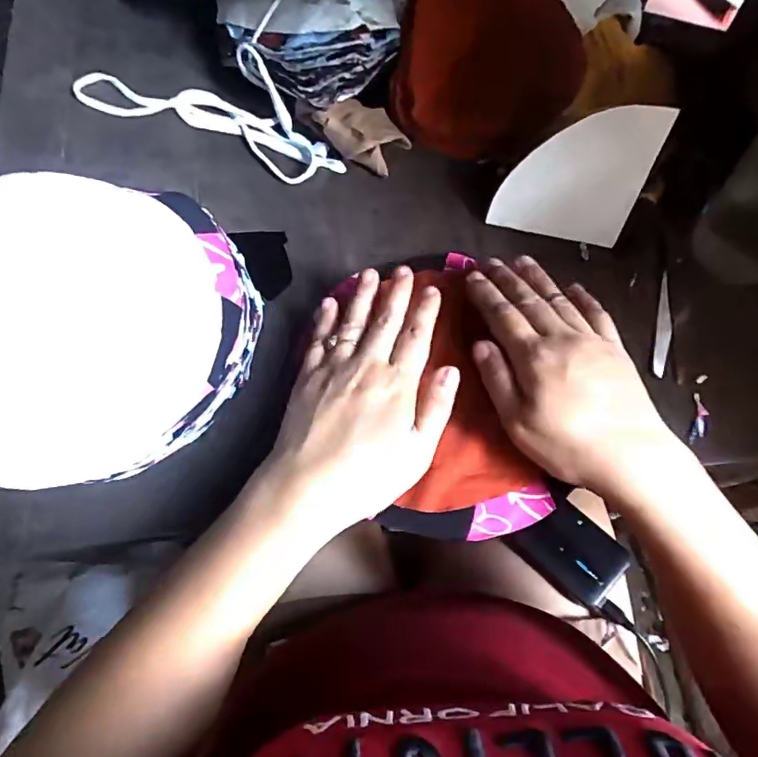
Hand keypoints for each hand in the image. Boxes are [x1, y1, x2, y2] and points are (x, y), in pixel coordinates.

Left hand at [256, 266, 458, 536]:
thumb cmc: (369, 476)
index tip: (433, 288)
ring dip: (362, 296)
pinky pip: (318, 338)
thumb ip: (436, 407)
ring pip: (351, 322)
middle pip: (385, 321)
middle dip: (397, 293)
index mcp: (398, 384)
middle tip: (404, 270)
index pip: (416, 337)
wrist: (306, 486)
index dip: (426, 310)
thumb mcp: (417, 452)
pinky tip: (329, 303)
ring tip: (371, 274)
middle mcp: (367, 366)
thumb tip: (451, 368)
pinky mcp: (306, 376)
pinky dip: (325, 318)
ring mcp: (333, 368)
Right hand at [466, 256, 683, 497]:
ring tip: (523, 261)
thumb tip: (480, 343)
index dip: (485, 294)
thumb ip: (498, 380)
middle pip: (530, 301)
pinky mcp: (615, 349)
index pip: (503, 316)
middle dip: (507, 279)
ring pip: (560, 300)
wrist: (631, 454)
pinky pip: (596, 313)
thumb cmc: (567, 446)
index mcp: (533, 357)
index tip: (471, 276)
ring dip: (539, 279)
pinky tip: (575, 286)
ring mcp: (592, 340)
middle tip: (490, 260)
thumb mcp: (518, 423)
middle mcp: (562, 338)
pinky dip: (583, 296)